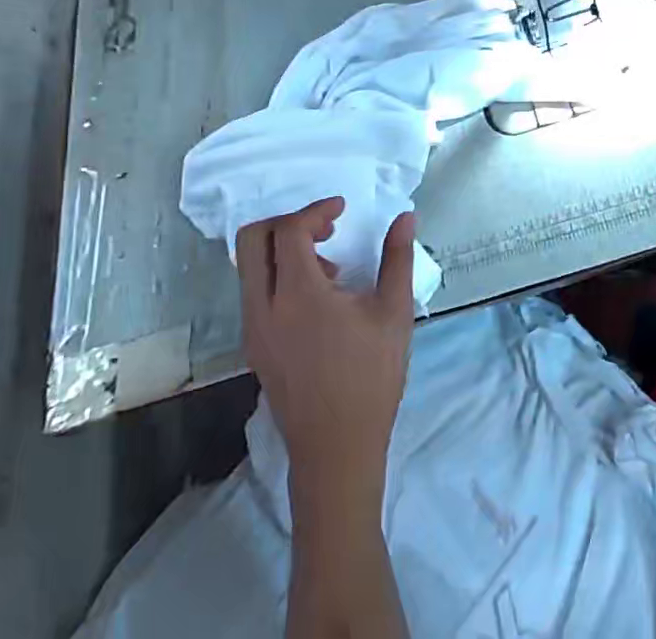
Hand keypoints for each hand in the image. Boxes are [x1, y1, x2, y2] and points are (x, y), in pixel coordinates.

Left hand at [236, 198, 417, 487]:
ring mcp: (253, 329)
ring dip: (284, 251)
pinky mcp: (255, 346)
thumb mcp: (394, 313)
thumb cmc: (372, 377)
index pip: (289, 231)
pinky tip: (321, 299)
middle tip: (326, 227)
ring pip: (250, 268)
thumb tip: (405, 217)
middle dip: (288, 222)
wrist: (337, 445)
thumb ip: (397, 258)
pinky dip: (280, 277)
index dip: (315, 211)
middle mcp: (263, 308)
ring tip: (332, 269)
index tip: (342, 209)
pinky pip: (256, 294)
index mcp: (298, 296)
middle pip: (252, 241)